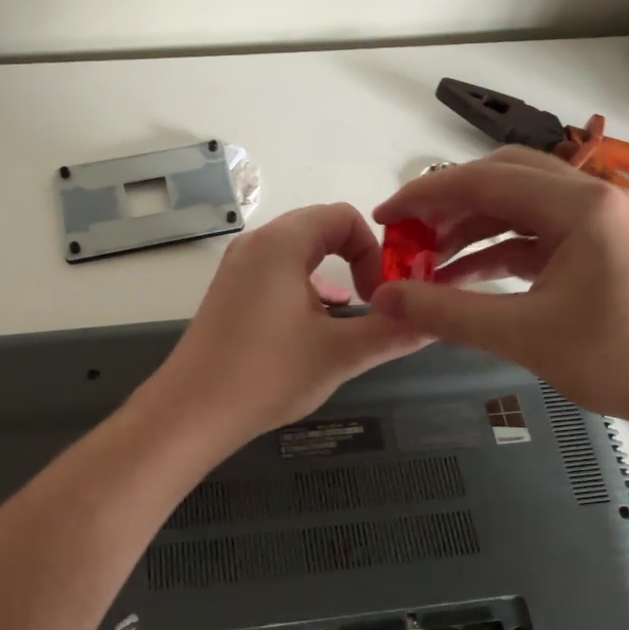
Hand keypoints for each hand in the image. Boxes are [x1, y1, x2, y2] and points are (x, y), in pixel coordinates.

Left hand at [139, 203, 430, 449]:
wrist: (192, 412)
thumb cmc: (266, 375)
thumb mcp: (340, 354)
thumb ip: (392, 332)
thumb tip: (436, 321)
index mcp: (281, 244)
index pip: (343, 217)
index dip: (374, 250)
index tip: (384, 294)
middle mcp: (256, 244)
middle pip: (321, 229)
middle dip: (357, 260)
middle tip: (377, 302)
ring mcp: (238, 268)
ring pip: (300, 253)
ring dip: (333, 275)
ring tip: (352, 316)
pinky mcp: (230, 293)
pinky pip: (278, 273)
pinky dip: (307, 288)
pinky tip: (318, 325)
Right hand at [370, 148, 628, 435]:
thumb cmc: (627, 360)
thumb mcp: (526, 338)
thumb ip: (448, 313)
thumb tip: (384, 298)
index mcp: (579, 206)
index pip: (483, 180)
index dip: (424, 196)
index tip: (382, 218)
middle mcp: (592, 198)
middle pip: (502, 179)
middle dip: (447, 205)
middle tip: (405, 236)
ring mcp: (602, 221)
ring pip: (520, 206)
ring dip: (472, 228)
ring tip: (427, 261)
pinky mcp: (605, 248)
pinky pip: (539, 234)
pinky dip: (500, 249)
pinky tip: (467, 276)